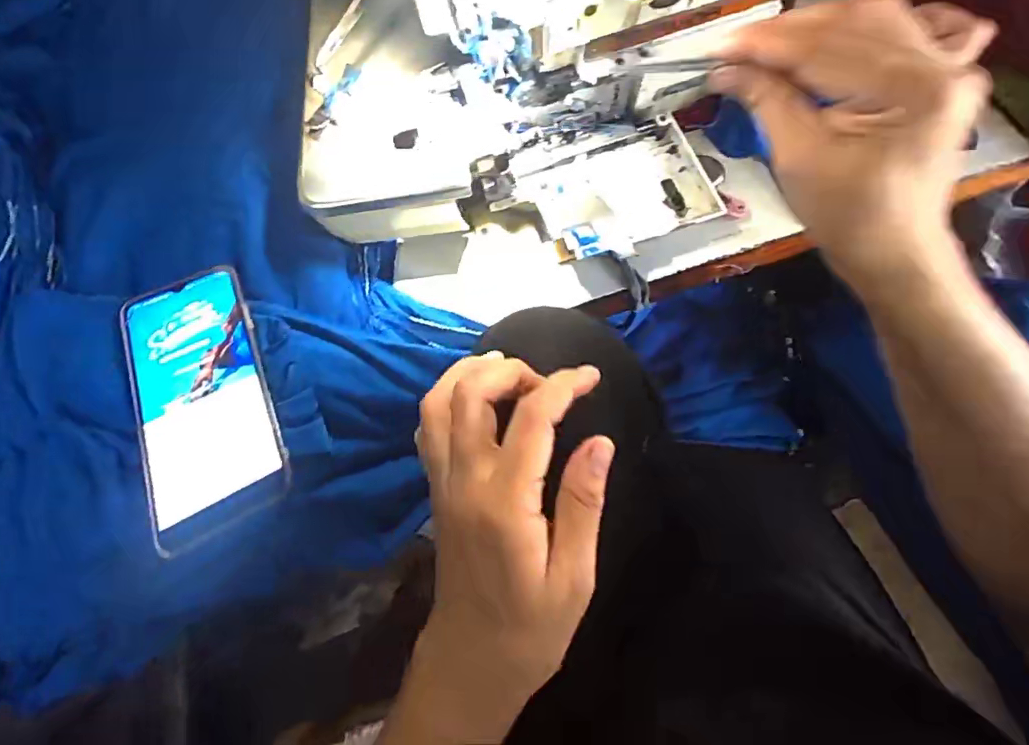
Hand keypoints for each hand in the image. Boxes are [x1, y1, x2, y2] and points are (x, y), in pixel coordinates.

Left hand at [384, 353, 612, 743]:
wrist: (470, 658)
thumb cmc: (532, 627)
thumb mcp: (574, 577)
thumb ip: (584, 504)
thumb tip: (601, 442)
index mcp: (504, 502)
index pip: (531, 419)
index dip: (561, 386)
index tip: (590, 376)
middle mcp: (464, 480)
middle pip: (470, 395)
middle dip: (510, 371)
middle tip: (548, 380)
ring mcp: (441, 480)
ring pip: (437, 402)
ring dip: (470, 373)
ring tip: (508, 370)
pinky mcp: (433, 485)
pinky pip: (427, 425)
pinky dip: (447, 396)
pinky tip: (475, 398)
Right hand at [705, 0, 995, 289]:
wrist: (894, 249)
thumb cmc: (846, 214)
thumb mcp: (797, 156)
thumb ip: (766, 99)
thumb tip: (724, 67)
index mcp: (912, 90)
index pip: (824, 49)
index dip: (764, 45)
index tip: (716, 48)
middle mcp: (943, 66)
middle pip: (856, 20)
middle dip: (789, 30)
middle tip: (738, 47)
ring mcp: (952, 68)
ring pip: (880, 17)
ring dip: (822, 24)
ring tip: (775, 44)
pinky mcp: (946, 76)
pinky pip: (922, 28)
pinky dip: (881, 26)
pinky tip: (852, 36)